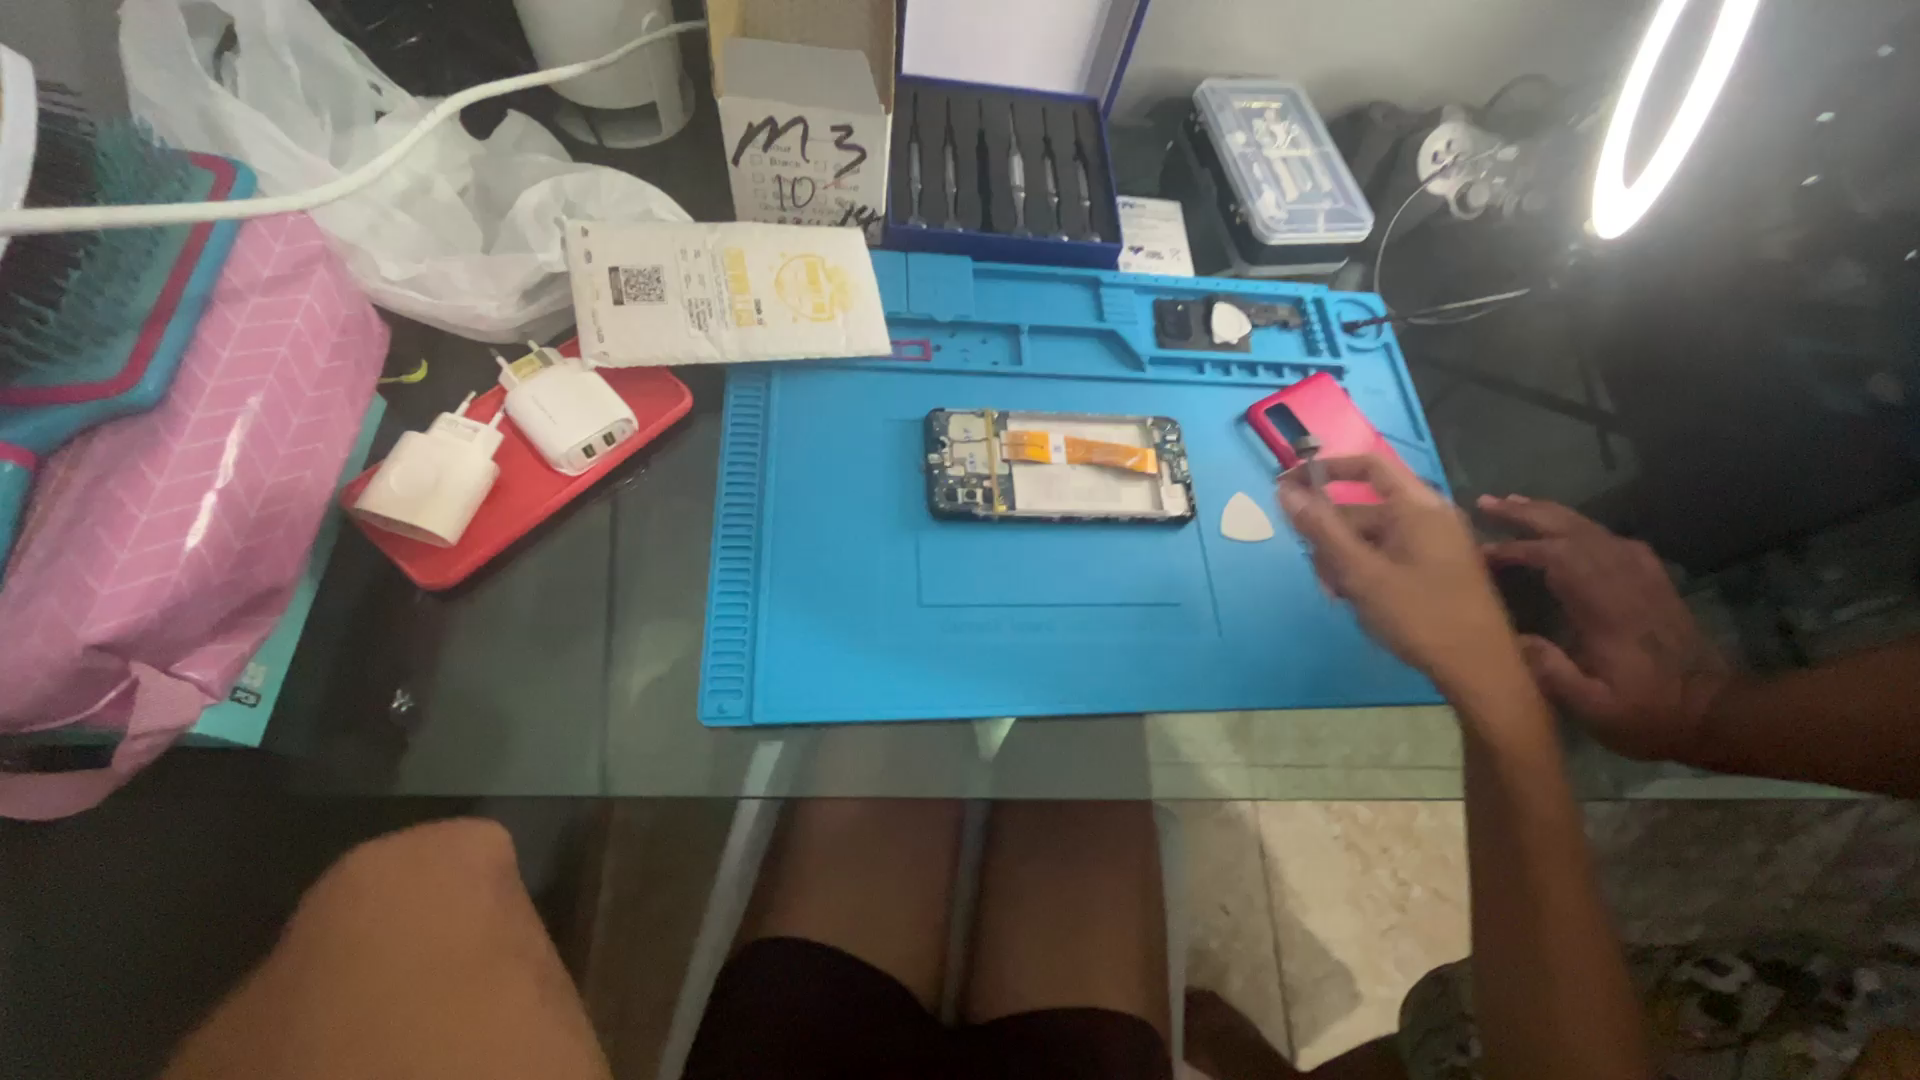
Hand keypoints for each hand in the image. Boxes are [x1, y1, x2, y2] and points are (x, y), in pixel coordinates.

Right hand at [1278, 455, 1522, 701]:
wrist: (1479, 669)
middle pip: (1361, 509)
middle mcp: (1428, 517)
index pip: (1368, 466)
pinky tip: (1356, 599)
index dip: (1325, 470)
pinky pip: (1386, 555)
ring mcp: (1433, 544)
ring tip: (1339, 594)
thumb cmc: (1420, 615)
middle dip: (1330, 535)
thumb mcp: (1361, 573)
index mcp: (1418, 508)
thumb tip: (1285, 492)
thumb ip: (1322, 529)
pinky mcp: (1434, 568)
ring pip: (1369, 537)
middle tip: (1317, 572)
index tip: (1287, 487)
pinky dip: (1363, 570)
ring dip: (1343, 559)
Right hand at [1478, 496, 1732, 761]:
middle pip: (1574, 532)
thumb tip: (1513, 638)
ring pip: (1594, 531)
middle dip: (1529, 514)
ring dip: (1552, 515)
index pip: (1557, 558)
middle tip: (1487, 502)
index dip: (1515, 550)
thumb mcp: (1595, 708)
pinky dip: (1584, 529)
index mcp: (1607, 608)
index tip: (1480, 554)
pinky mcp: (1654, 585)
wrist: (1721, 716)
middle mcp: (1626, 583)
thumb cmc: (1651, 715)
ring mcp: (1644, 580)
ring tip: (1515, 505)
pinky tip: (1568, 531)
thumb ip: (1552, 672)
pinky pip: (1615, 542)